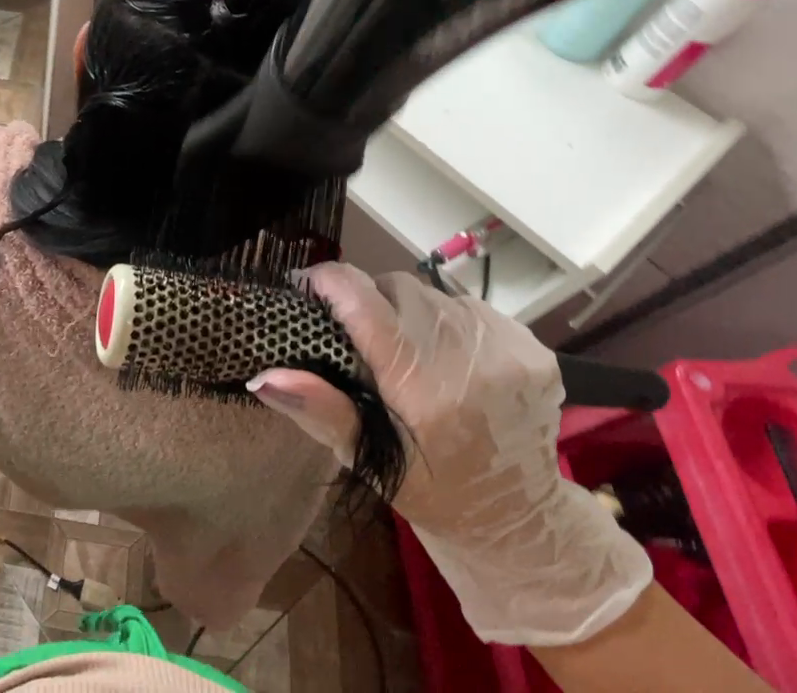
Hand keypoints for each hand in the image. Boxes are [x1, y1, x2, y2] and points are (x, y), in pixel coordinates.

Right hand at [249, 264, 651, 646]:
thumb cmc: (427, 489)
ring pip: (433, 292)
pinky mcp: (533, 347)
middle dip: (369, 300)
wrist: (515, 515)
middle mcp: (467, 355)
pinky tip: (449, 358)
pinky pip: (471, 307)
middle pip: (396, 286)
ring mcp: (506, 347)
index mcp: (420, 385)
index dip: (327, 281)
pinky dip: (450, 322)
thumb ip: (318, 409)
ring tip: (406, 349)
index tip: (305, 287)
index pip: (364, 299)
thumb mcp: (364, 457)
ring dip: (410, 310)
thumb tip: (263, 376)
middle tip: (358, 333)